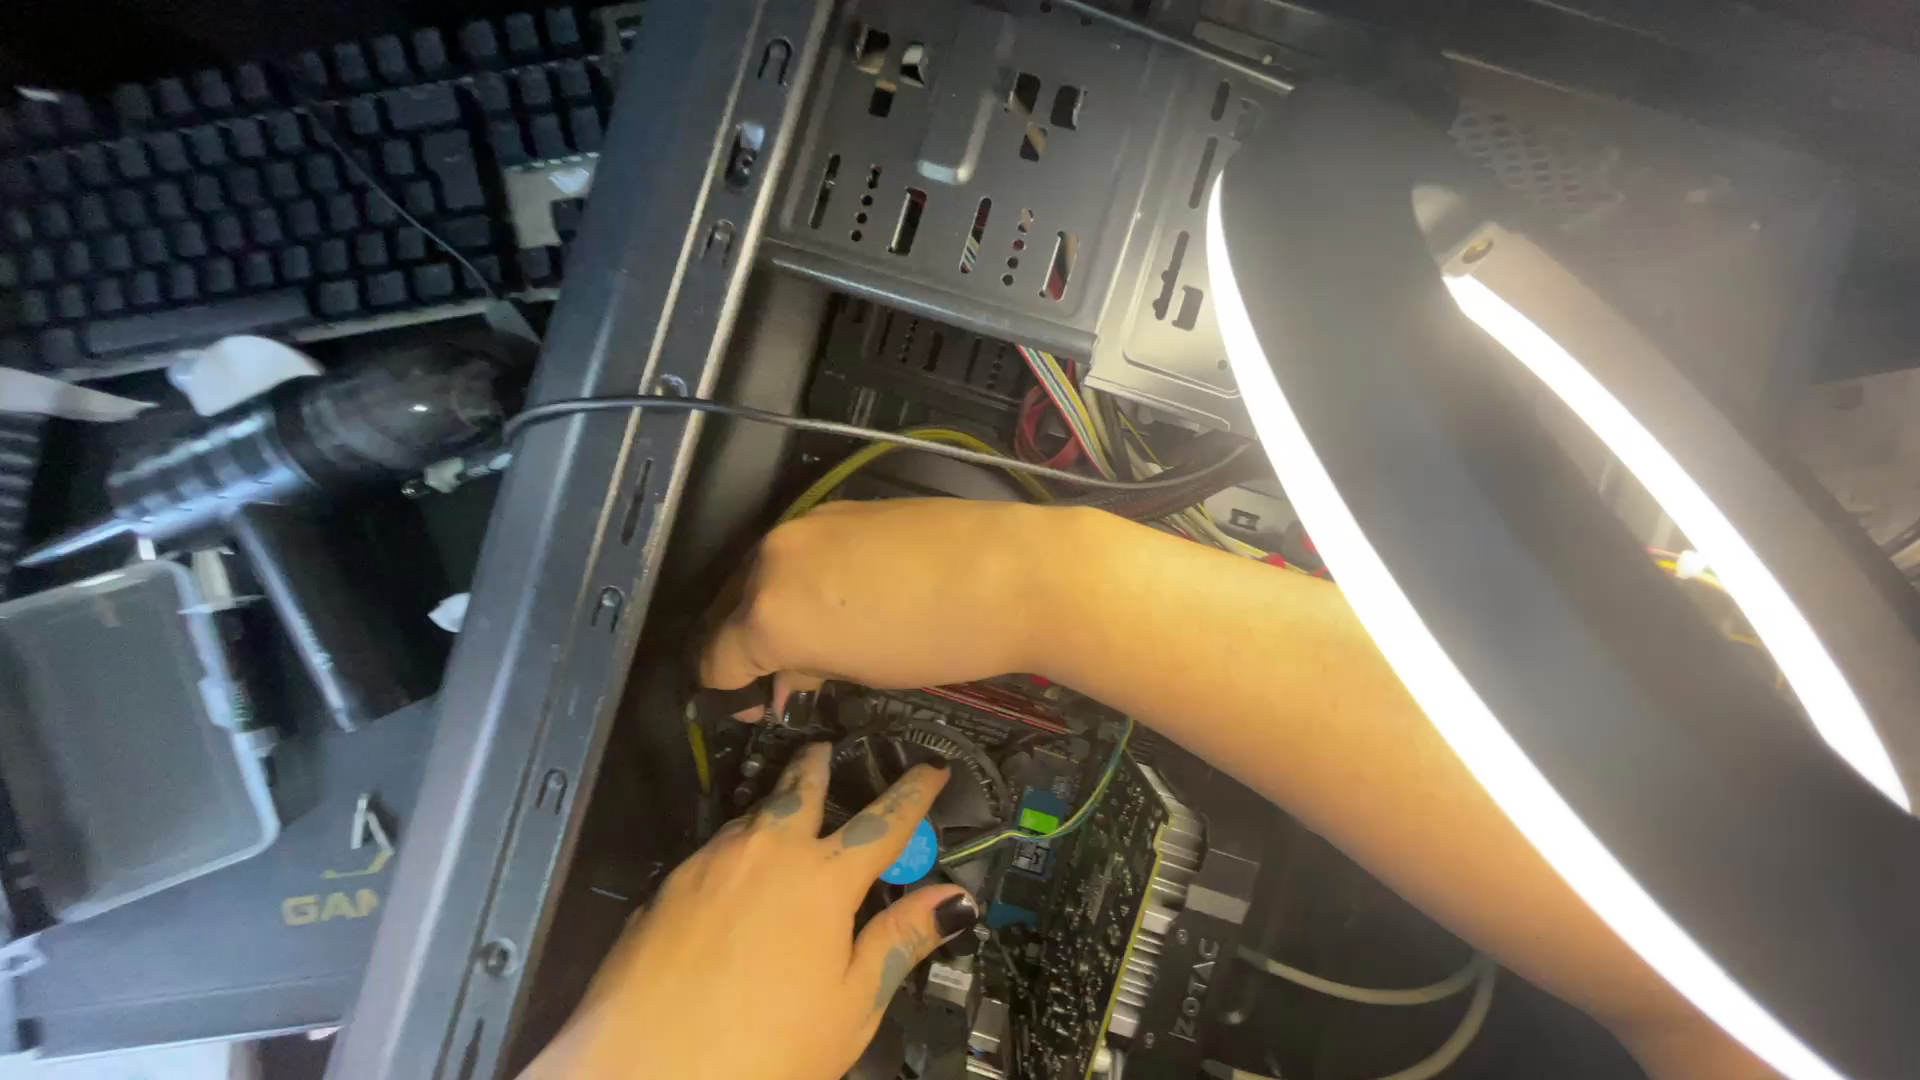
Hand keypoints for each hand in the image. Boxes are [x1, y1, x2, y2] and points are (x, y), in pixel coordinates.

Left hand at [523, 744, 979, 1079]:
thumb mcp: (850, 1008)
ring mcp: (712, 861)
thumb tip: (956, 897)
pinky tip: (736, 874)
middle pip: (803, 783)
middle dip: (822, 760)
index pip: (884, 819)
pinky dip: (740, 843)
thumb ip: (901, 940)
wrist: (637, 1079)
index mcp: (823, 878)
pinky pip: (718, 845)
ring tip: (787, 810)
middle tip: (831, 749)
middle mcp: (768, 850)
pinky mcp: (667, 883)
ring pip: (756, 811)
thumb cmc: (765, 1053)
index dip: (916, 790)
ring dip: (778, 803)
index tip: (934, 767)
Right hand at [701, 499, 1074, 709]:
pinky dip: (802, 576)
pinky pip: (799, 549)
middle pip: (729, 607)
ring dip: (771, 606)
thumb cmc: (943, 641)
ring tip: (817, 633)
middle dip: (745, 645)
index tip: (755, 704)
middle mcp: (773, 559)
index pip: (715, 657)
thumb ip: (808, 669)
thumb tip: (785, 678)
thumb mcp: (865, 672)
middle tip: (784, 674)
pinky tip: (842, 594)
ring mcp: (808, 523)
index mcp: (771, 612)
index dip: (729, 691)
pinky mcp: (840, 505)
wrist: (1014, 572)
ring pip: (761, 573)